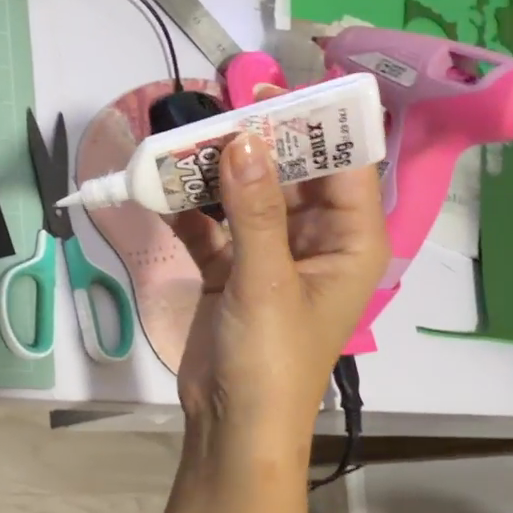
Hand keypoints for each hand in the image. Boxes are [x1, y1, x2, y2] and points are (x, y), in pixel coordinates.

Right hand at [167, 129, 388, 445]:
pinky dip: (188, 214)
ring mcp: (269, 256)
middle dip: (250, 147)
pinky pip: (212, 230)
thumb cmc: (272, 356)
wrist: (233, 420)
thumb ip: (255, 210)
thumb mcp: (266, 281)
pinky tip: (160, 193)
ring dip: (212, 178)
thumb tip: (241, 140)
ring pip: (243, 200)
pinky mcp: (230, 273)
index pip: (341, 162)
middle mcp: (315, 238)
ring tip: (176, 148)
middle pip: (287, 175)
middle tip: (207, 115)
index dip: (310, 124)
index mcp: (351, 237)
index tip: (265, 91)